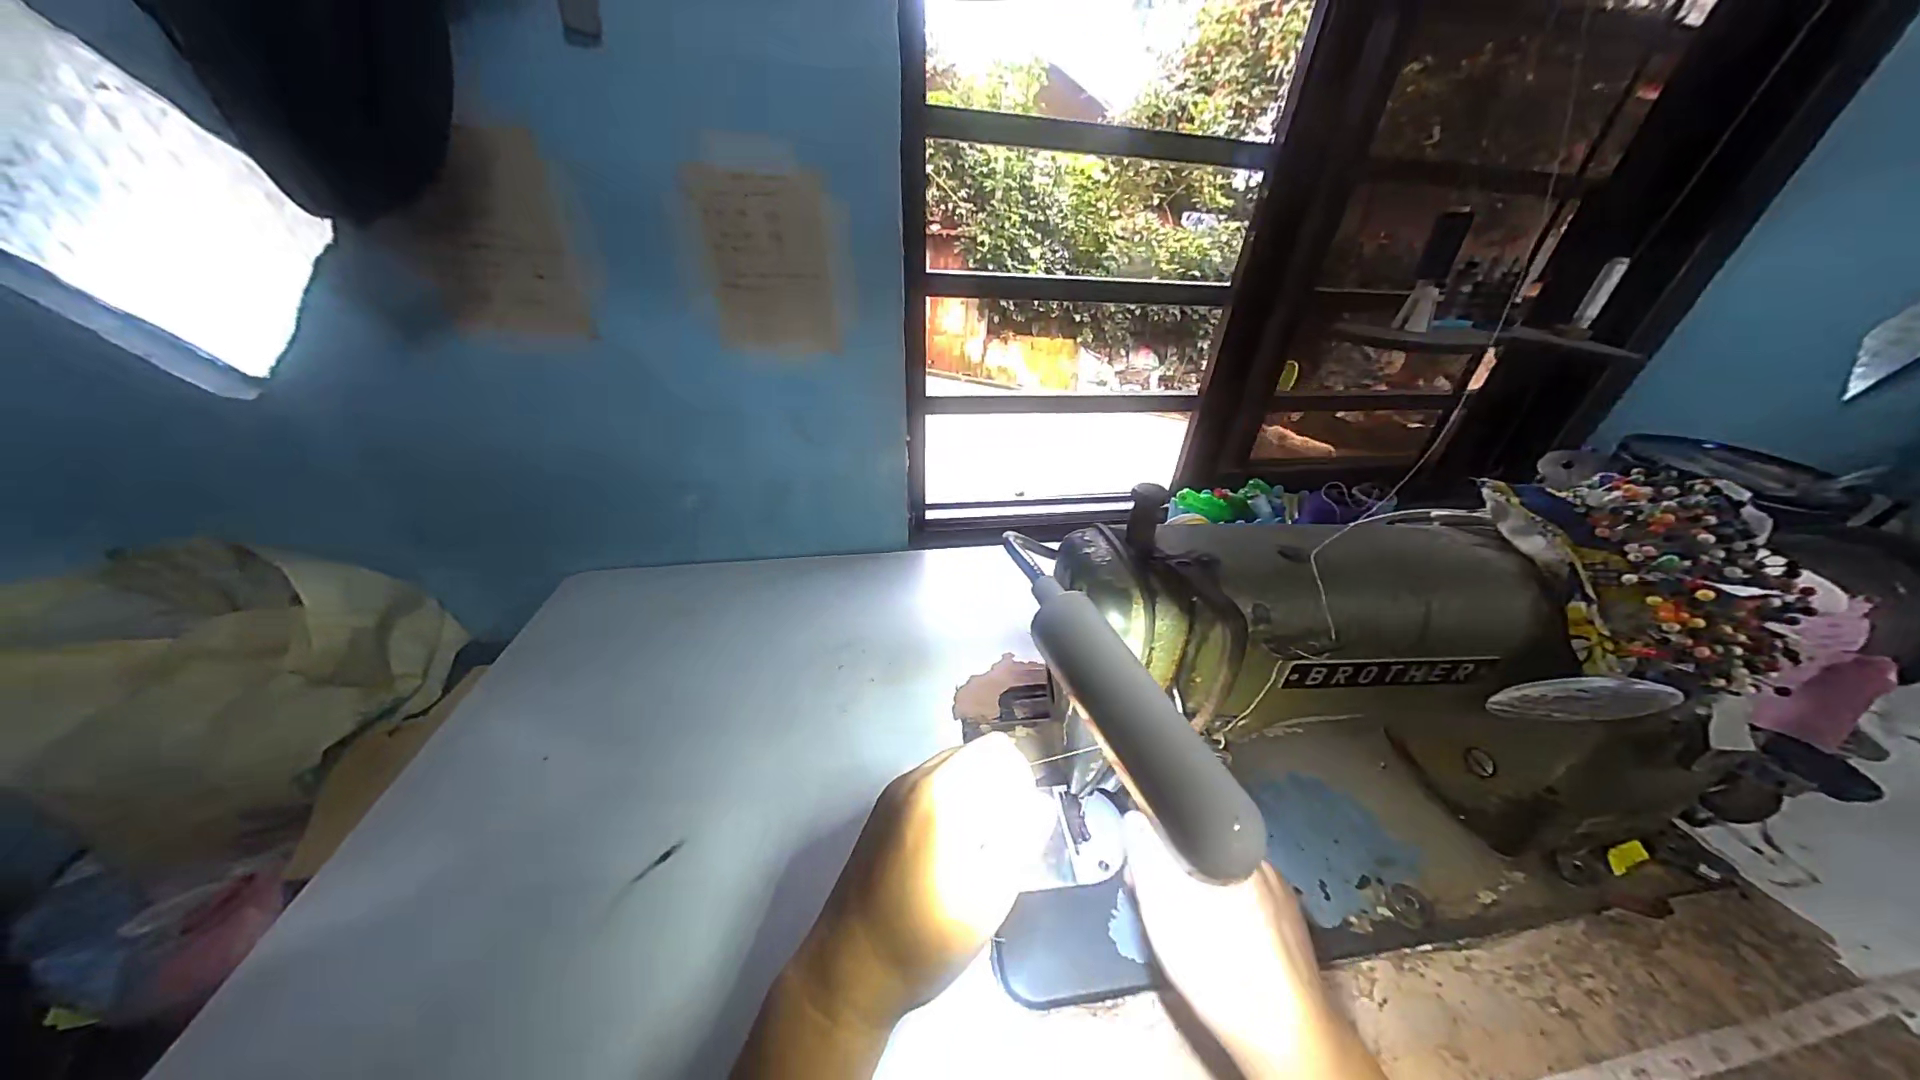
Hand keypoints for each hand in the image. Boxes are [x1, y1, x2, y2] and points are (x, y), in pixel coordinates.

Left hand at [733, 734, 1052, 1078]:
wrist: (848, 970)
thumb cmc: (923, 939)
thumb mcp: (988, 897)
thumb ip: (1020, 841)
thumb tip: (1040, 804)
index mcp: (939, 792)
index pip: (996, 752)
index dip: (1022, 781)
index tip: (1026, 823)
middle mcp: (912, 780)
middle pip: (974, 755)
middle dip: (1000, 786)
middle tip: (1009, 839)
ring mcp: (892, 794)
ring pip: (952, 769)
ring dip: (977, 794)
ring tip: (984, 848)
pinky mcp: (882, 813)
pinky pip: (931, 785)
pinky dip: (954, 802)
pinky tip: (956, 851)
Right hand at [1123, 812, 1383, 1078]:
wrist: (1287, 1035)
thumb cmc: (1220, 970)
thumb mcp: (1163, 909)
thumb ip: (1147, 856)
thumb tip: (1136, 819)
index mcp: (1229, 846)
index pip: (1177, 822)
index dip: (1148, 839)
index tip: (1136, 864)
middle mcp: (1258, 860)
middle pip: (1199, 847)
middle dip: (1170, 867)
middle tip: (1153, 900)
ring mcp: (1278, 891)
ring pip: (1221, 873)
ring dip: (1197, 888)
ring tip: (1184, 927)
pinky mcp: (1289, 921)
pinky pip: (1245, 898)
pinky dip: (1225, 911)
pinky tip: (1216, 943)